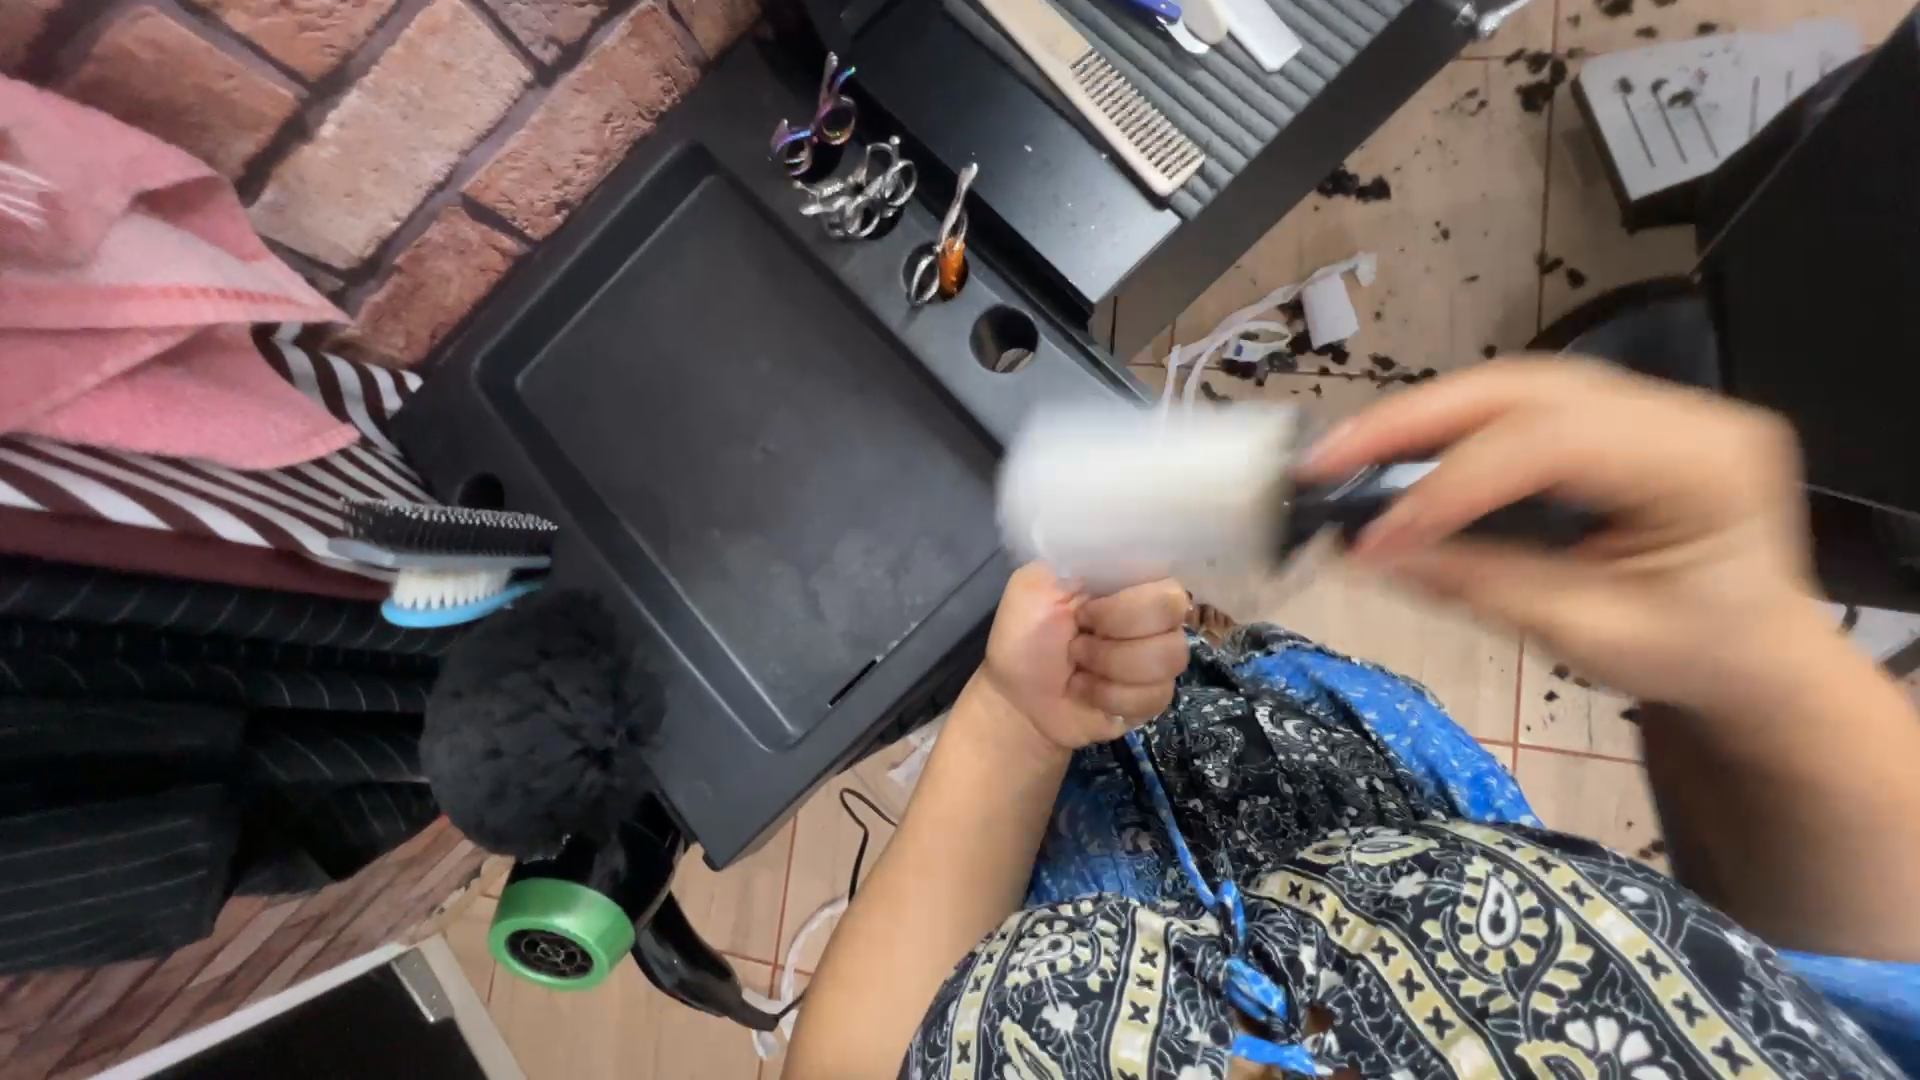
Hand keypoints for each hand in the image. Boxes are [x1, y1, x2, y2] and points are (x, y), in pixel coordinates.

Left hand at [975, 563, 1190, 752]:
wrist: (1018, 701)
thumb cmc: (1024, 637)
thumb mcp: (1033, 586)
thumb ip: (1074, 559)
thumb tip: (1116, 550)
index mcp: (1125, 580)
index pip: (1164, 575)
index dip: (1127, 601)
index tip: (1085, 611)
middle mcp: (1151, 614)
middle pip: (1172, 613)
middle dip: (1114, 634)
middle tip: (1077, 641)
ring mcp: (1158, 655)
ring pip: (1169, 657)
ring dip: (1110, 668)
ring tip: (1078, 668)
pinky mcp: (1154, 695)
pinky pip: (1156, 694)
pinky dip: (1110, 697)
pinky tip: (1087, 691)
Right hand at [1299, 358, 1829, 713]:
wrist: (1746, 648)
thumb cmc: (1688, 653)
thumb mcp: (1587, 634)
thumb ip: (1479, 584)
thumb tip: (1368, 552)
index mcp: (1701, 464)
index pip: (1551, 447)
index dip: (1447, 489)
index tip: (1369, 543)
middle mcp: (1670, 412)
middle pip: (1515, 390)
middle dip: (1406, 424)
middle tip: (1322, 463)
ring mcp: (1631, 406)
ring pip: (1495, 388)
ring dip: (1406, 421)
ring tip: (1336, 458)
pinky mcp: (1592, 419)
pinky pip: (1494, 409)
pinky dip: (1428, 432)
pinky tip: (1380, 455)